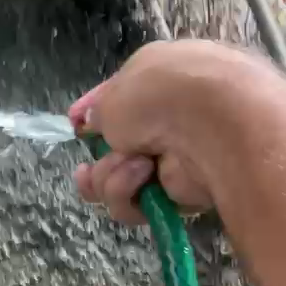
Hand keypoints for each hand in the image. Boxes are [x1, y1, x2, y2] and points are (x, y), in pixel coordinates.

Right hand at [70, 40, 285, 224]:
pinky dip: (127, 192)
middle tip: (86, 172)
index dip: (93, 115)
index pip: (118, 102)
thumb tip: (92, 122)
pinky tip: (141, 176)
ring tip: (133, 165)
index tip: (73, 124)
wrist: (211, 124)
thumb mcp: (117, 90)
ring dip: (111, 177)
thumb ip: (99, 110)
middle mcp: (165, 122)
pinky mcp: (174, 198)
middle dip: (96, 166)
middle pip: (112, 153)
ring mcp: (170, 162)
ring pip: (115, 184)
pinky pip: (132, 205)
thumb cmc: (162, 93)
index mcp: (158, 80)